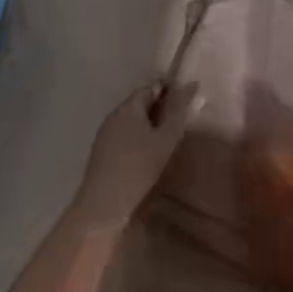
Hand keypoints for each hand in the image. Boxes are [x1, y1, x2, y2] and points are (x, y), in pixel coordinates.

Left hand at [69, 82, 200, 228]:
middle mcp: (114, 115)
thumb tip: (191, 84)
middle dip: (160, 110)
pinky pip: (124, 136)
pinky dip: (138, 140)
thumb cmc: (138, 168)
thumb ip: (178, 111)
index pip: (151, 87)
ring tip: (166, 142)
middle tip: (179, 126)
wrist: (103, 207)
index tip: (185, 105)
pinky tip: (146, 157)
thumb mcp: (165, 139)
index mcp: (128, 106)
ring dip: (149, 126)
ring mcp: (105, 134)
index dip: (170, 92)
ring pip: (132, 121)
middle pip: (141, 103)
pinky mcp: (101, 153)